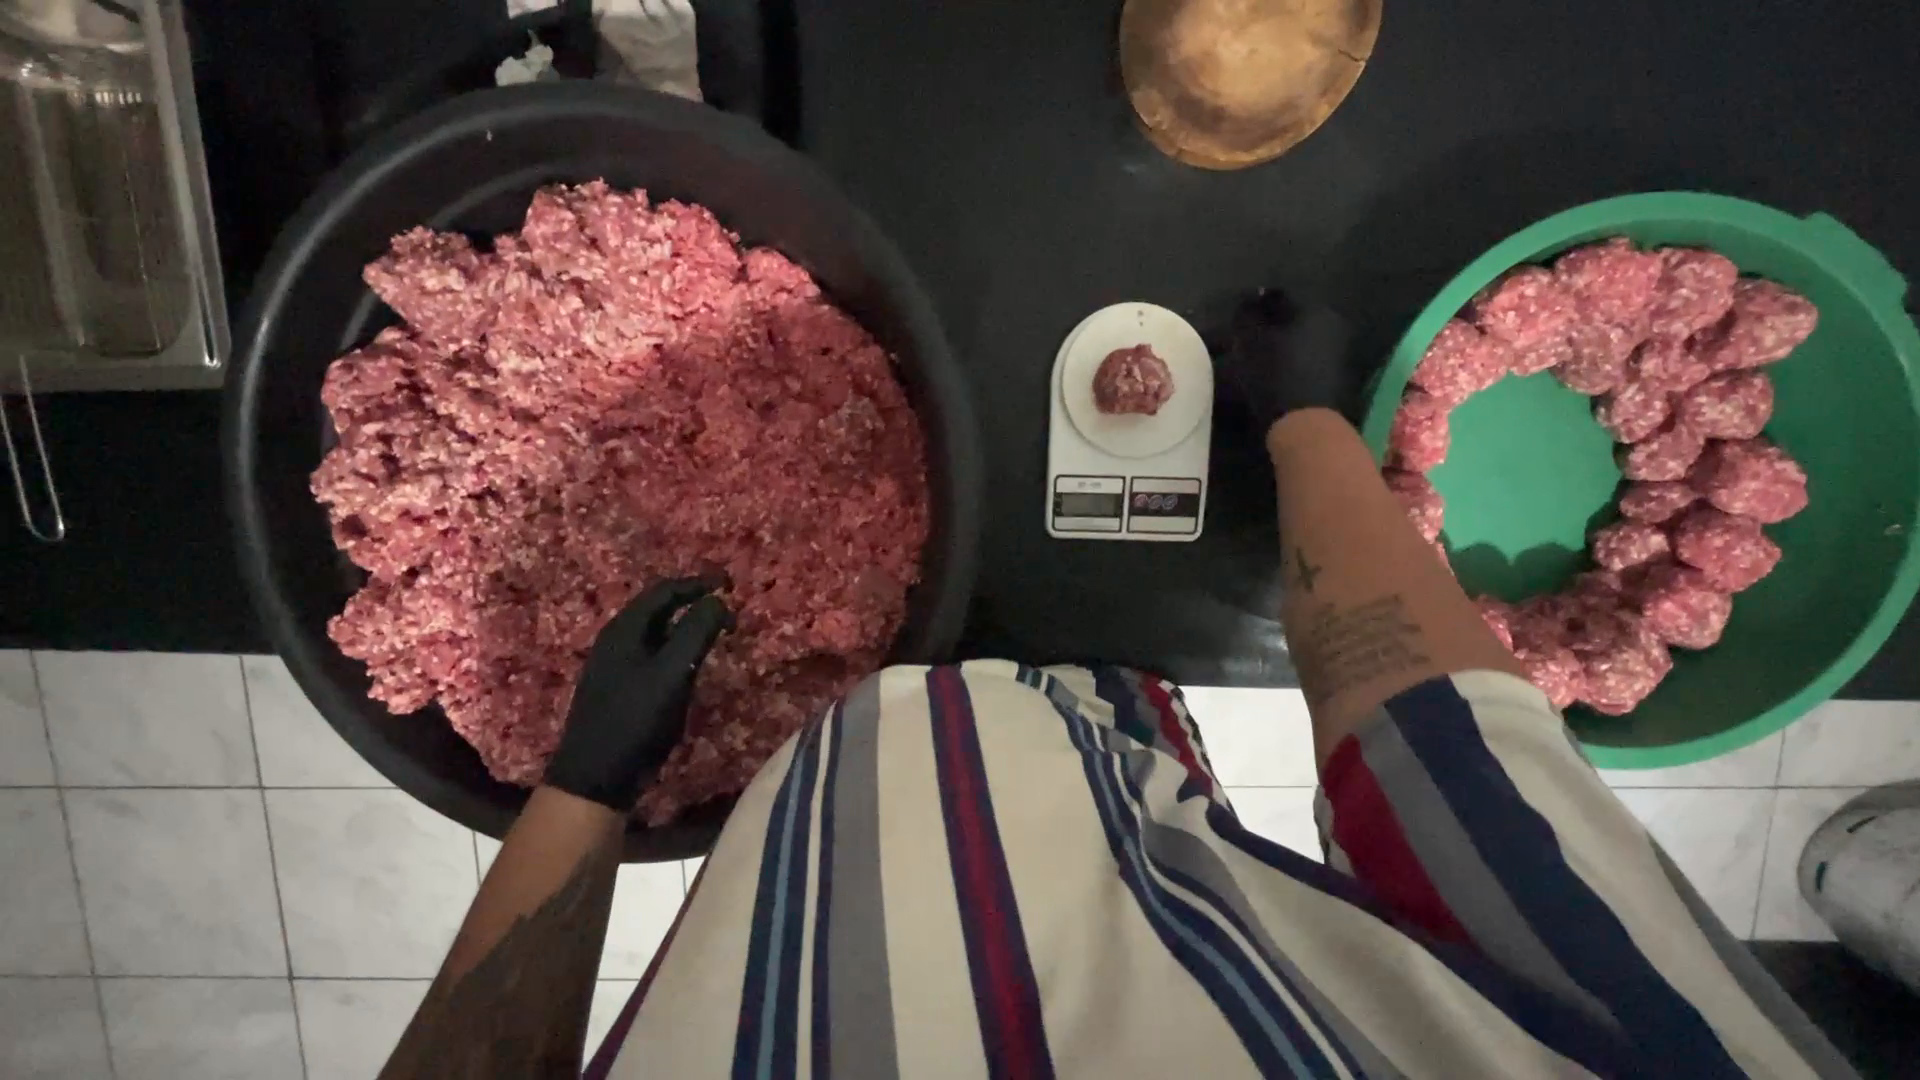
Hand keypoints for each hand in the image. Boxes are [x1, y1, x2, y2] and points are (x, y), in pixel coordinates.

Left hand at [544, 578, 733, 810]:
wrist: (595, 777)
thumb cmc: (635, 720)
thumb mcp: (671, 673)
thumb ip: (696, 632)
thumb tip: (718, 600)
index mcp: (624, 630)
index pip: (664, 591)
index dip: (698, 584)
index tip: (729, 584)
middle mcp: (617, 640)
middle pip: (659, 608)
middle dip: (694, 603)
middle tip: (726, 610)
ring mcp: (616, 665)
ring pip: (657, 633)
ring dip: (687, 626)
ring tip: (716, 633)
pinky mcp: (621, 688)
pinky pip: (654, 655)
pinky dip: (677, 649)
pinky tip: (691, 665)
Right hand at [1220, 289, 1352, 435]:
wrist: (1307, 425)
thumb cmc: (1275, 376)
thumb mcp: (1249, 343)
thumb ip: (1246, 317)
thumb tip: (1247, 301)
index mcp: (1314, 308)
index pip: (1279, 296)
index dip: (1255, 304)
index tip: (1239, 317)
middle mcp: (1334, 324)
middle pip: (1295, 318)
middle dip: (1272, 326)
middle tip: (1248, 339)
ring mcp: (1342, 352)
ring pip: (1304, 340)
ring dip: (1284, 346)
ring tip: (1260, 361)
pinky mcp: (1341, 377)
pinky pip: (1311, 361)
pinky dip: (1294, 364)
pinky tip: (1277, 376)